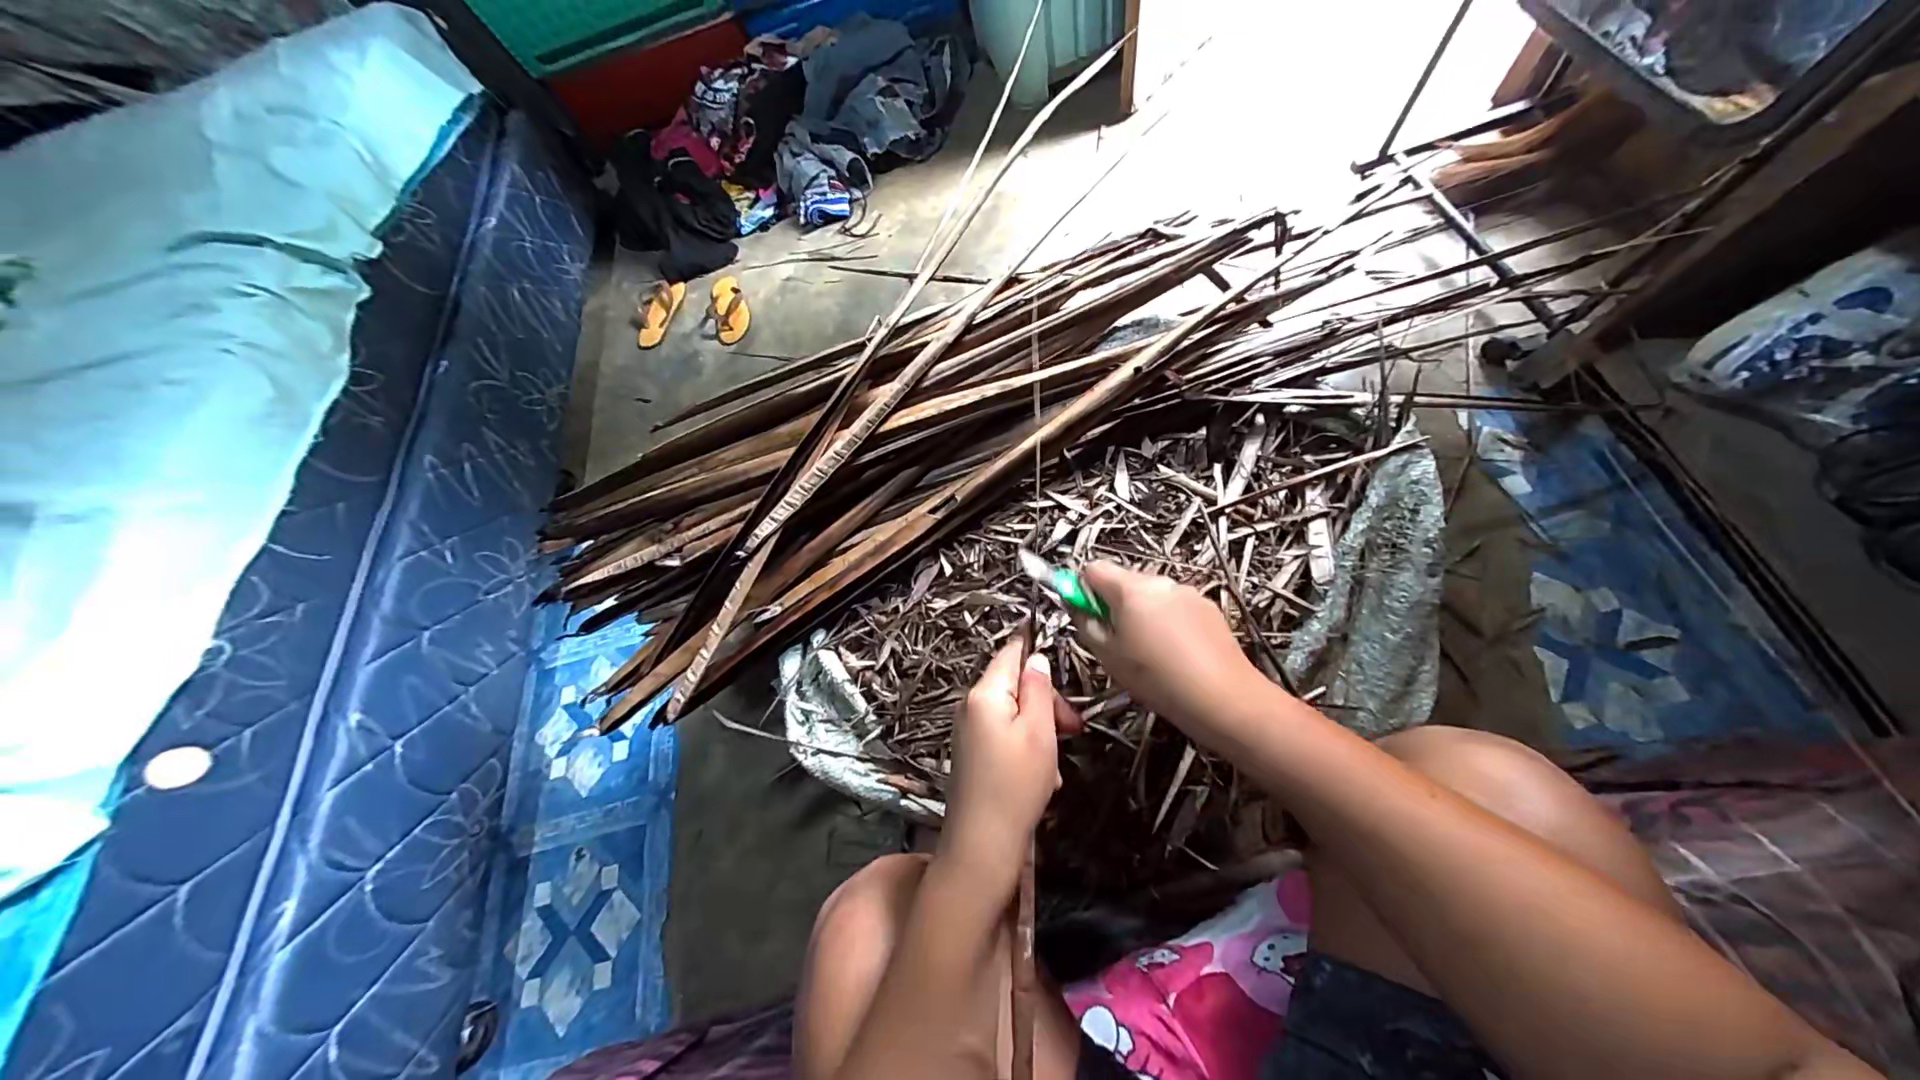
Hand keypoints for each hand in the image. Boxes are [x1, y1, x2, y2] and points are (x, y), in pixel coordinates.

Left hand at [941, 637, 1077, 877]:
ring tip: (1056, 761)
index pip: (1012, 652)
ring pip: (1013, 713)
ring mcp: (968, 730)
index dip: (1040, 659)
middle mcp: (970, 705)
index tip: (1065, 684)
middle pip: (1014, 684)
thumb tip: (1037, 658)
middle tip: (1072, 729)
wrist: (982, 842)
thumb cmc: (1016, 783)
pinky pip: (1004, 735)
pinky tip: (1041, 775)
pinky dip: (1025, 747)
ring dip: (1040, 730)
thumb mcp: (1038, 731)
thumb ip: (1039, 689)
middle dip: (1046, 703)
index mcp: (984, 693)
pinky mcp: (972, 752)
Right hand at [1076, 561, 1272, 746]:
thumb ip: (1085, 622)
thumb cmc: (1158, 679)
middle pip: (1124, 581)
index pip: (1093, 568)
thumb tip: (1076, 604)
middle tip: (1118, 642)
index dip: (1084, 590)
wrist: (1223, 698)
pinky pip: (1175, 607)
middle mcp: (1160, 582)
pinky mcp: (1208, 608)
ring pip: (1150, 596)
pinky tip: (1175, 654)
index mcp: (1131, 589)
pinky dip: (1168, 623)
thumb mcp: (1107, 655)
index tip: (1089, 616)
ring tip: (1150, 653)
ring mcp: (1187, 592)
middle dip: (1115, 605)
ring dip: (1143, 615)